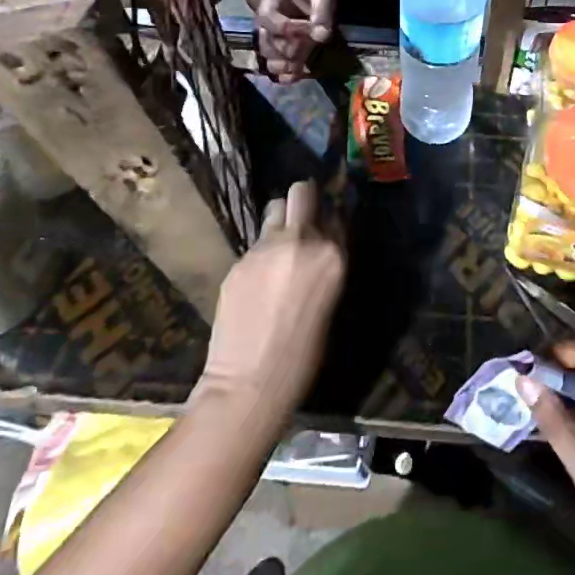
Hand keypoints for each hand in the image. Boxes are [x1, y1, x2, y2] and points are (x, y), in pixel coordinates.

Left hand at [195, 180, 345, 424]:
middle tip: (300, 218)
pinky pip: (255, 244)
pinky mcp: (239, 259)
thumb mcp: (328, 303)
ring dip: (279, 222)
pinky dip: (260, 255)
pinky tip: (257, 283)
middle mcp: (301, 240)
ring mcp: (266, 247)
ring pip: (274, 209)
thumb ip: (323, 265)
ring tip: (277, 251)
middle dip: (303, 200)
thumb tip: (318, 247)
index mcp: (332, 256)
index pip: (335, 213)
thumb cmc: (301, 357)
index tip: (326, 222)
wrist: (249, 383)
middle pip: (301, 192)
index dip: (329, 215)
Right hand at [248, 0, 334, 84]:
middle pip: (279, 46)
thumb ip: (323, 10)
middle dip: (302, 48)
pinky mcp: (271, 58)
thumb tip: (322, 35)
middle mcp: (261, 28)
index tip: (322, 33)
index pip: (280, 26)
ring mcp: (264, 45)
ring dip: (295, 65)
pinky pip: (274, 73)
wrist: (290, 0)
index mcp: (269, 7)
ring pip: (274, 63)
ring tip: (310, 60)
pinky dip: (289, 76)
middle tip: (317, 45)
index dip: (301, 32)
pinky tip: (301, 73)